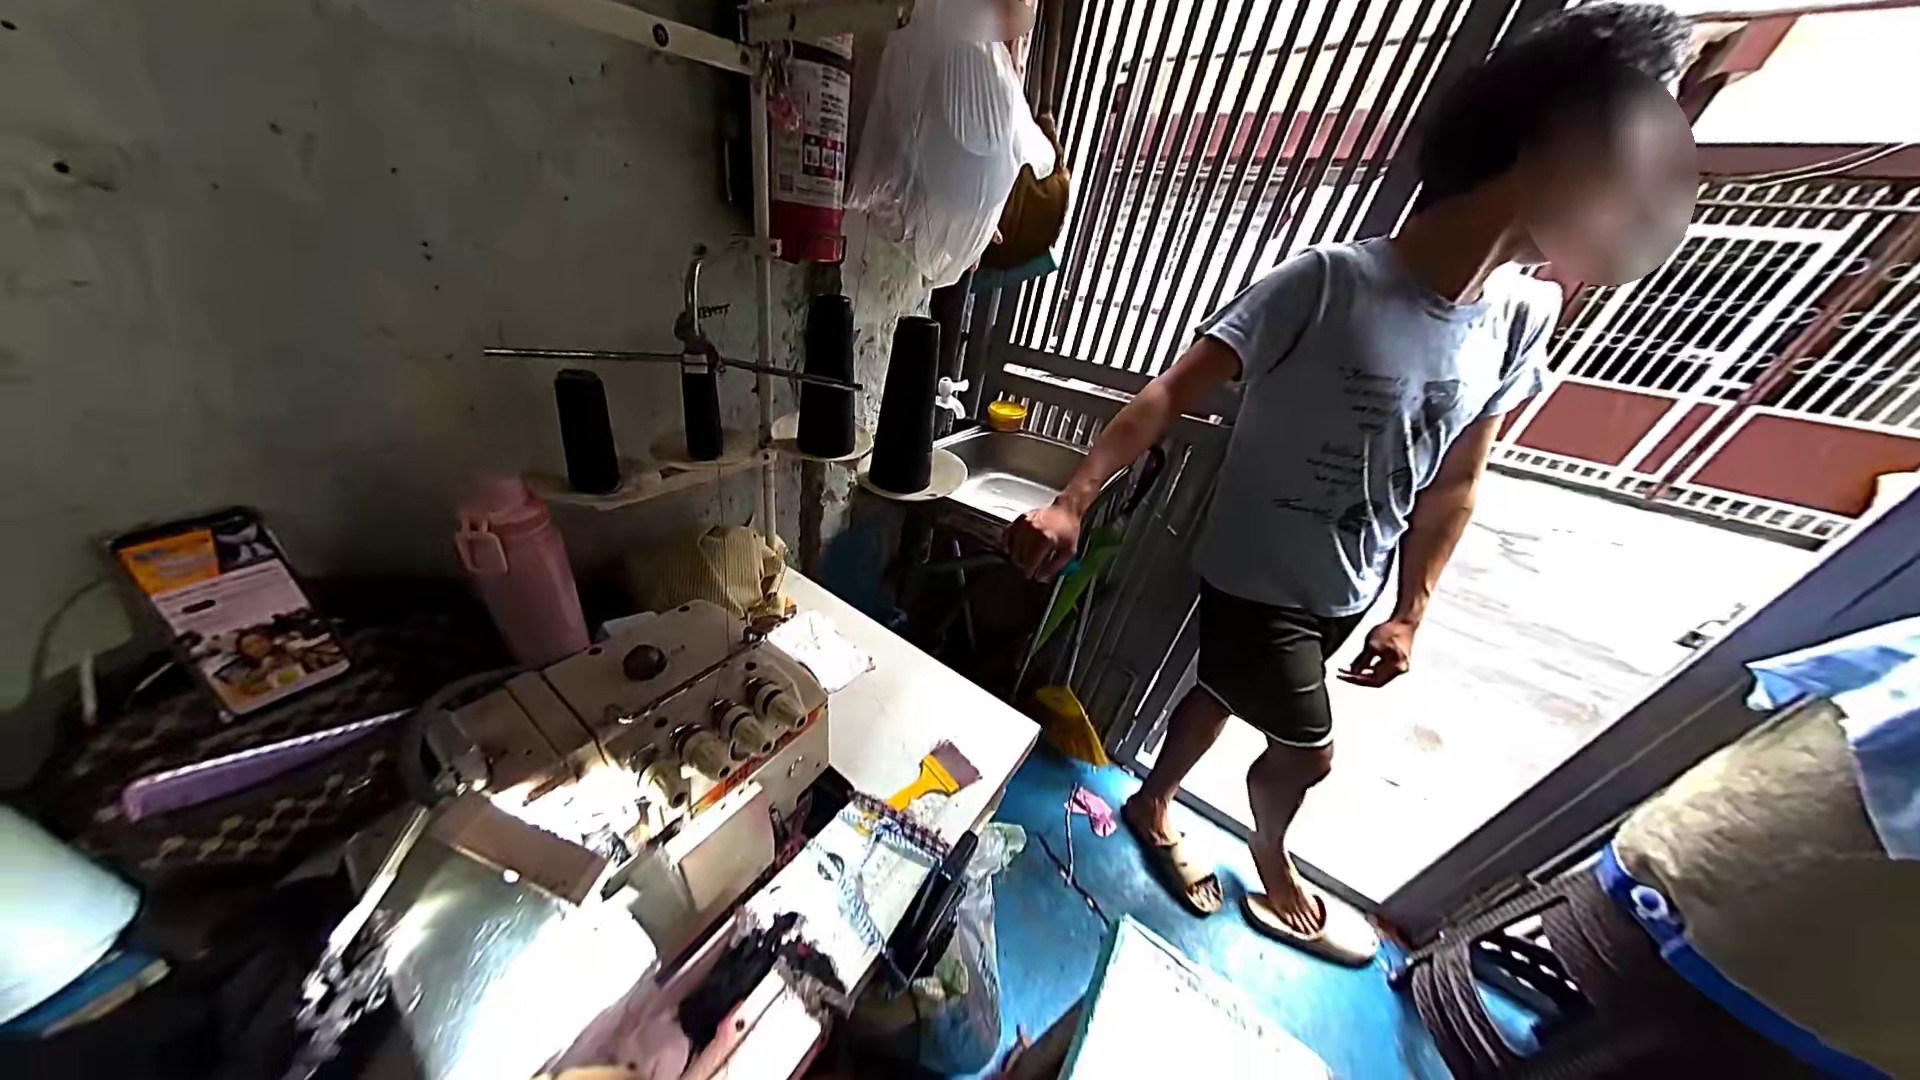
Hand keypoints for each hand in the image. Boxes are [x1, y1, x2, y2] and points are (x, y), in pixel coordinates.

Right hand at [1006, 500, 1081, 579]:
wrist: (1066, 511)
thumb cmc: (1069, 532)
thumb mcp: (1068, 552)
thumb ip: (1054, 567)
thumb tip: (1039, 578)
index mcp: (1046, 539)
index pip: (1030, 561)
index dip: (1029, 571)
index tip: (1029, 575)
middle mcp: (1032, 530)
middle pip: (1020, 555)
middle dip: (1022, 564)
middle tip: (1027, 567)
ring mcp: (1024, 523)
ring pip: (1012, 546)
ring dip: (1015, 556)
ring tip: (1021, 560)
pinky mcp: (1020, 519)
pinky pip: (1007, 534)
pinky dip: (1007, 543)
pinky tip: (1012, 549)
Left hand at [1338, 619, 1416, 687]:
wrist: (1403, 623)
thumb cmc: (1388, 632)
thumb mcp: (1371, 646)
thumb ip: (1362, 661)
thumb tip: (1351, 672)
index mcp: (1395, 667)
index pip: (1373, 681)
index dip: (1356, 680)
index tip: (1341, 676)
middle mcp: (1400, 670)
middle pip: (1376, 681)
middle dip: (1357, 678)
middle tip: (1341, 674)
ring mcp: (1400, 668)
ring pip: (1378, 677)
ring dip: (1362, 674)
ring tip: (1346, 671)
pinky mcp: (1397, 663)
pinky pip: (1381, 671)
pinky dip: (1369, 670)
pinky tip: (1357, 667)